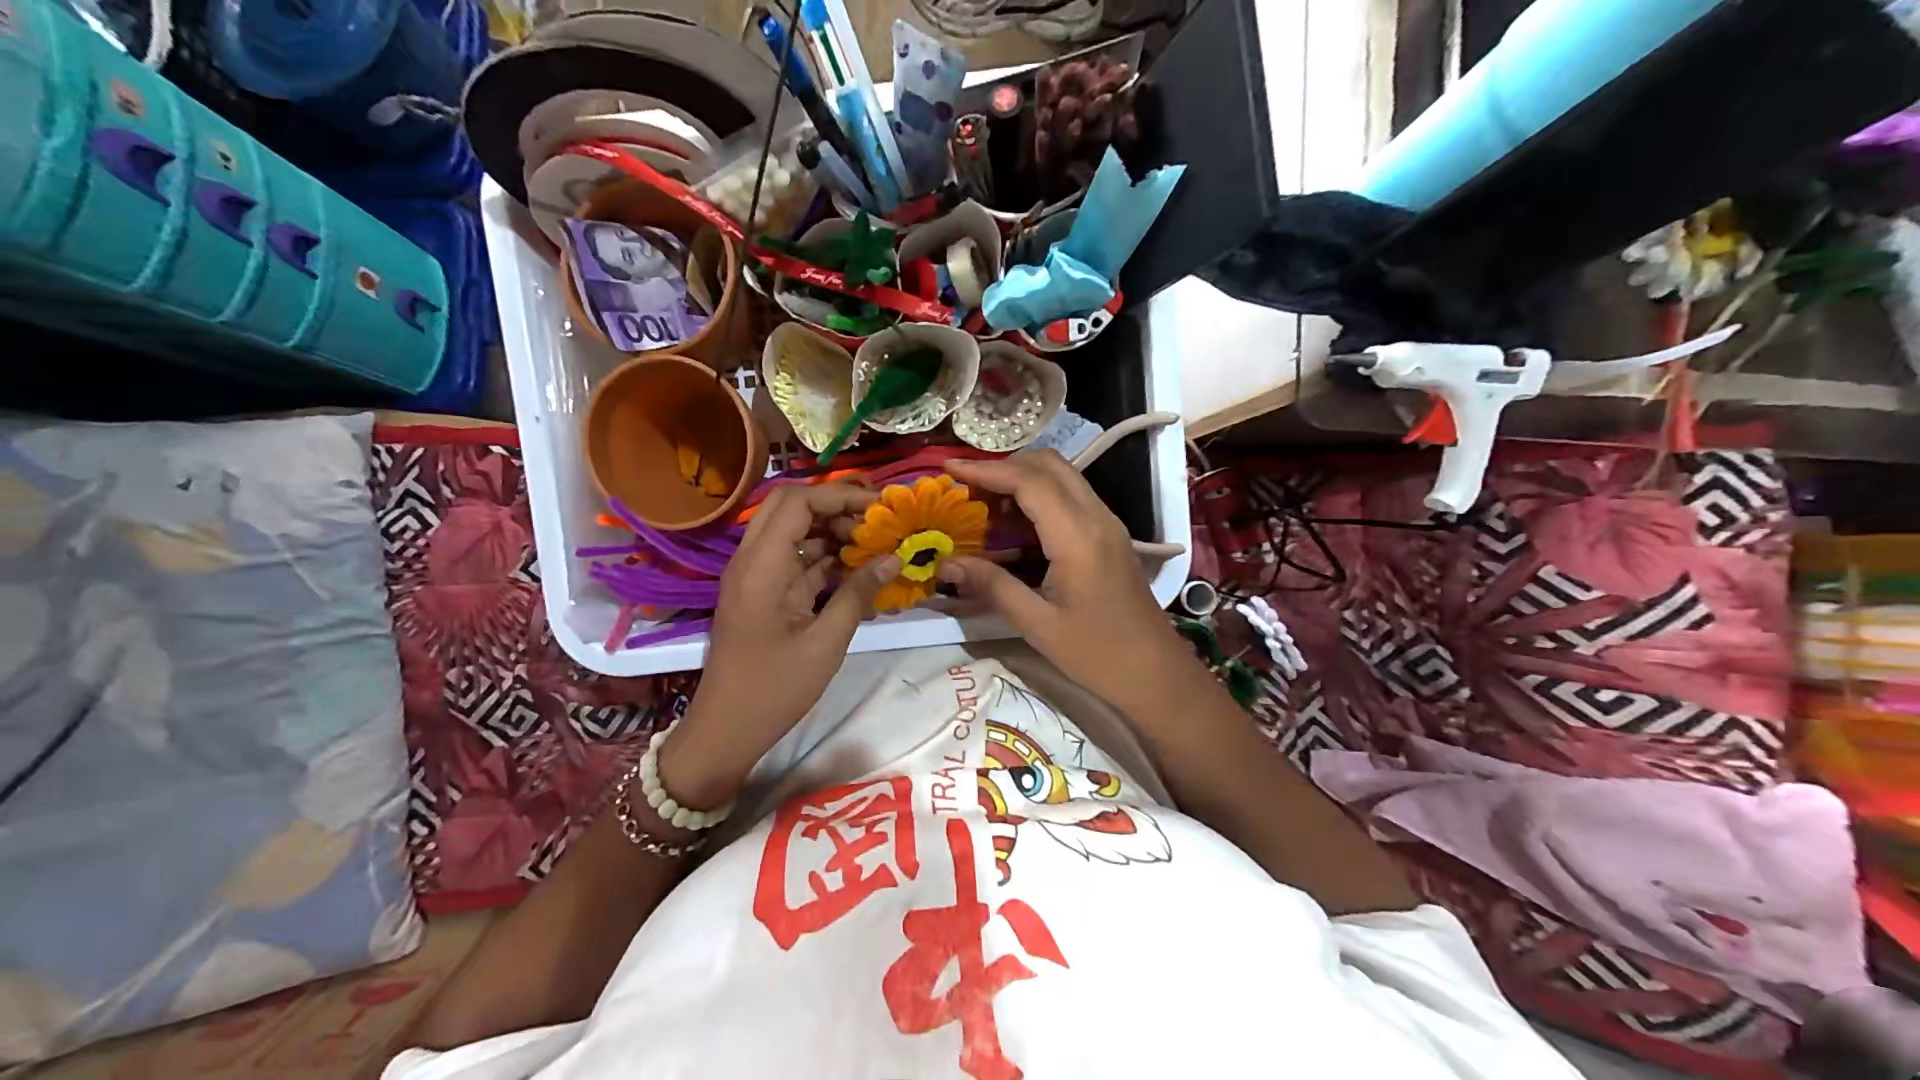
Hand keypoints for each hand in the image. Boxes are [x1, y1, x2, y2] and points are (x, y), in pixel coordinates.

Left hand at [660, 484, 899, 807]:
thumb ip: (858, 594)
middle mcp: (752, 560)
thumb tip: (893, 559)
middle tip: (877, 519)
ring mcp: (756, 576)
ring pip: (793, 531)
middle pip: (791, 506)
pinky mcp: (764, 593)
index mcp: (761, 566)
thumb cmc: (775, 688)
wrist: (727, 728)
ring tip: (875, 544)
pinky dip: (825, 558)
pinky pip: (795, 560)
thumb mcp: (826, 643)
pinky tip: (859, 570)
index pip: (798, 502)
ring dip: (832, 530)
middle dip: (836, 505)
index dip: (841, 495)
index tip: (881, 507)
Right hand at [941, 453, 1196, 710]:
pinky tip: (1015, 524)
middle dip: (1004, 466)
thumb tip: (945, 564)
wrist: (1155, 671)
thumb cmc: (1097, 653)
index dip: (987, 469)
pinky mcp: (1110, 534)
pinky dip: (1039, 495)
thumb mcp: (1037, 624)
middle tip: (967, 487)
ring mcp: (1108, 523)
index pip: (1029, 481)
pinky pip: (1071, 496)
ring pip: (1062, 476)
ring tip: (985, 504)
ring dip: (1022, 478)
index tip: (949, 468)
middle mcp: (1096, 517)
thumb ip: (992, 586)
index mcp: (1078, 536)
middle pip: (1049, 464)